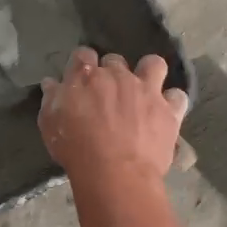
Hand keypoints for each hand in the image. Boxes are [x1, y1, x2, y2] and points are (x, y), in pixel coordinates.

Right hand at [39, 50, 188, 185]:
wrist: (115, 172)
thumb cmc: (75, 147)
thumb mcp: (49, 122)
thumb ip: (51, 97)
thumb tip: (51, 82)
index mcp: (85, 76)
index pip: (83, 54)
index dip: (81, 63)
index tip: (80, 77)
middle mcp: (117, 75)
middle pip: (115, 60)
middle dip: (110, 71)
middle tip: (107, 92)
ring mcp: (146, 90)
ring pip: (153, 65)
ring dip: (148, 72)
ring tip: (144, 87)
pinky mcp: (168, 110)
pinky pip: (178, 96)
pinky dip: (172, 101)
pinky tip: (165, 110)